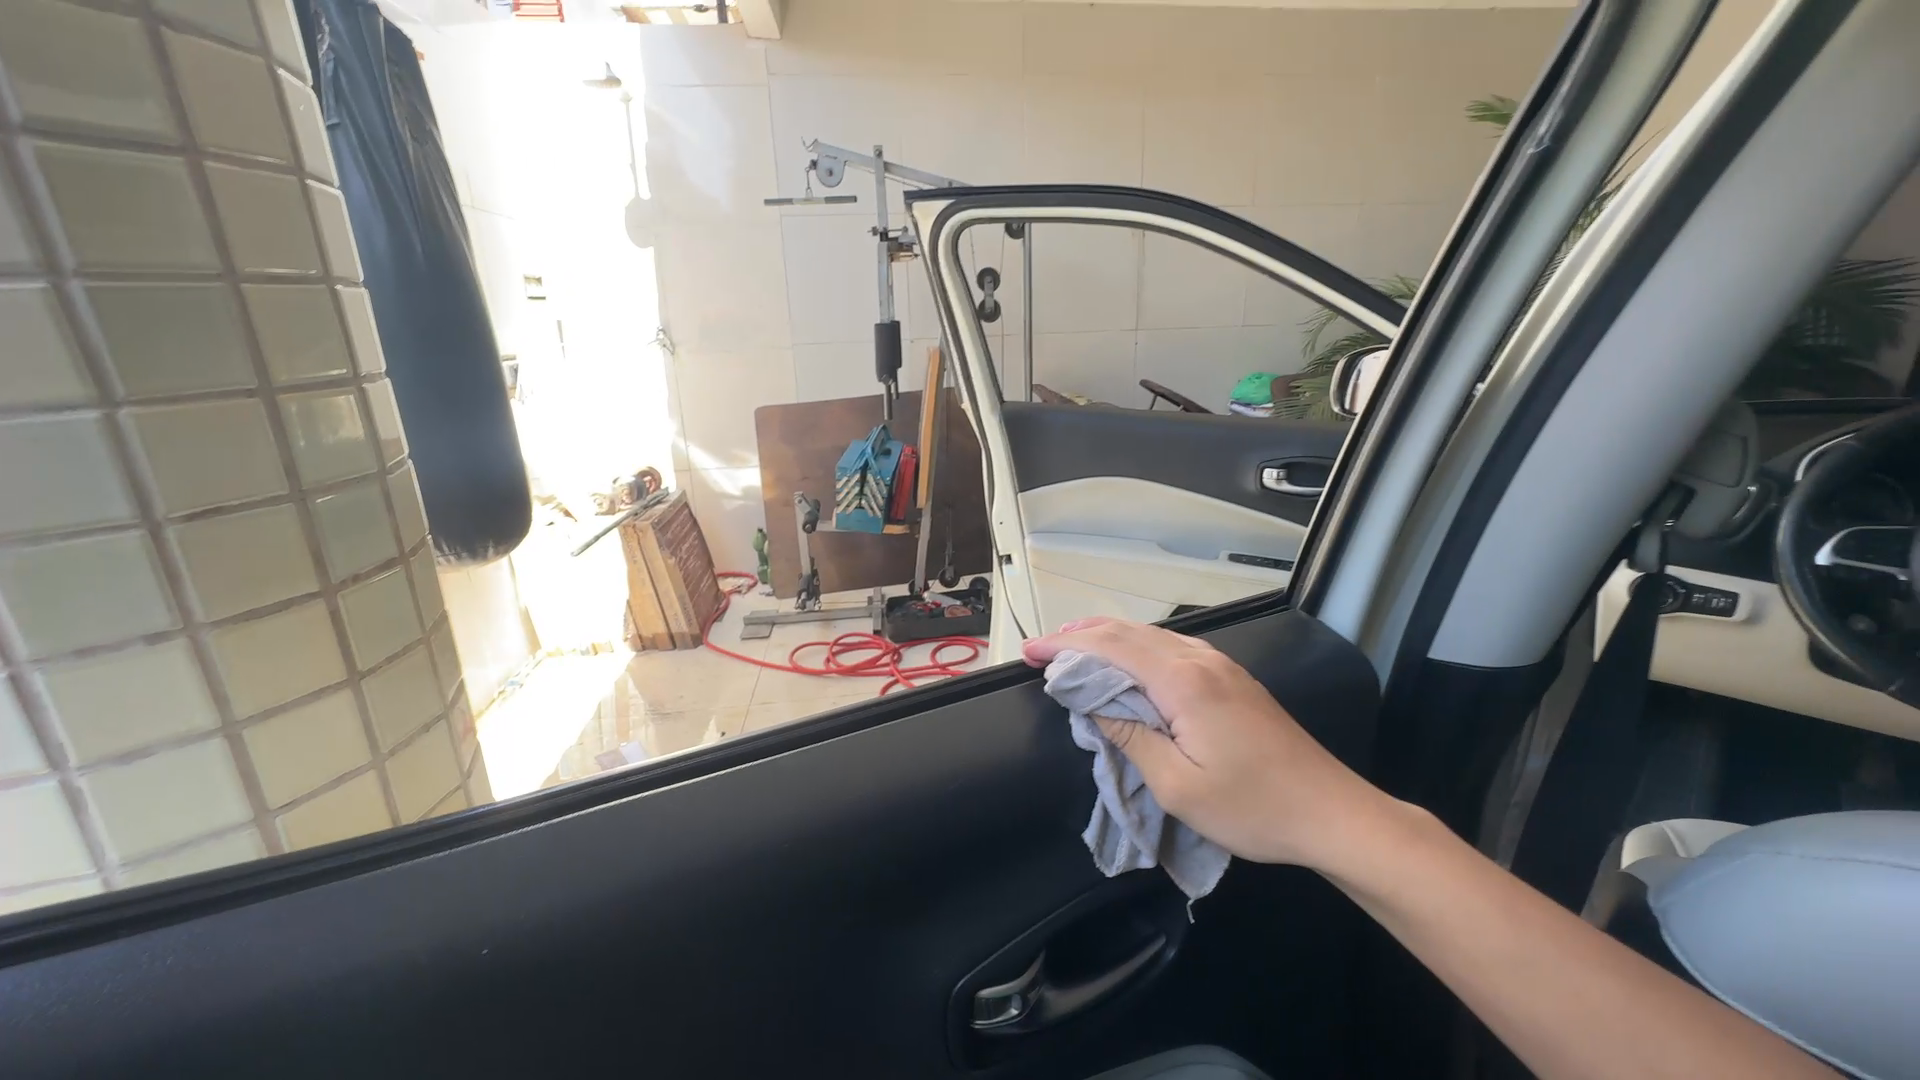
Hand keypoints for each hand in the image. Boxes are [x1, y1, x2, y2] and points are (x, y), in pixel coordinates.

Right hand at [1023, 617, 1400, 869]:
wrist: (1330, 812)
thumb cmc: (1251, 807)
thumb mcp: (1176, 784)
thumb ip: (1129, 736)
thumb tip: (1094, 704)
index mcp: (1183, 682)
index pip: (1110, 647)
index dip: (1065, 646)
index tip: (1029, 654)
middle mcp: (1201, 661)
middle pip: (1129, 631)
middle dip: (1080, 634)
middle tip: (1043, 648)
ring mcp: (1221, 666)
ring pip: (1152, 635)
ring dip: (1108, 637)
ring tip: (1073, 647)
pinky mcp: (1233, 679)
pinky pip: (1172, 648)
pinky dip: (1137, 648)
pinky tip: (1127, 661)